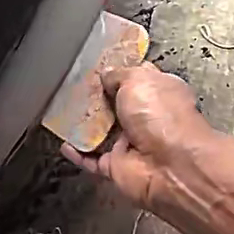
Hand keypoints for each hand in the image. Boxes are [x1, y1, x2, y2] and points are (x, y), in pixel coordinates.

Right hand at [60, 62, 214, 208]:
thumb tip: (105, 74)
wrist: (173, 166)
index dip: (118, 71)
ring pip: (101, 133)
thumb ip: (117, 74)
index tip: (97, 66)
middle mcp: (147, 118)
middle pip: (115, 105)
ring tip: (61, 112)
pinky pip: (92, 160)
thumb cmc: (163, 117)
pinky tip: (65, 143)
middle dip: (95, 98)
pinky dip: (77, 154)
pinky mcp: (118, 167)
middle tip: (72, 88)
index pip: (136, 77)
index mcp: (159, 92)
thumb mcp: (137, 78)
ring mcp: (133, 143)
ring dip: (83, 126)